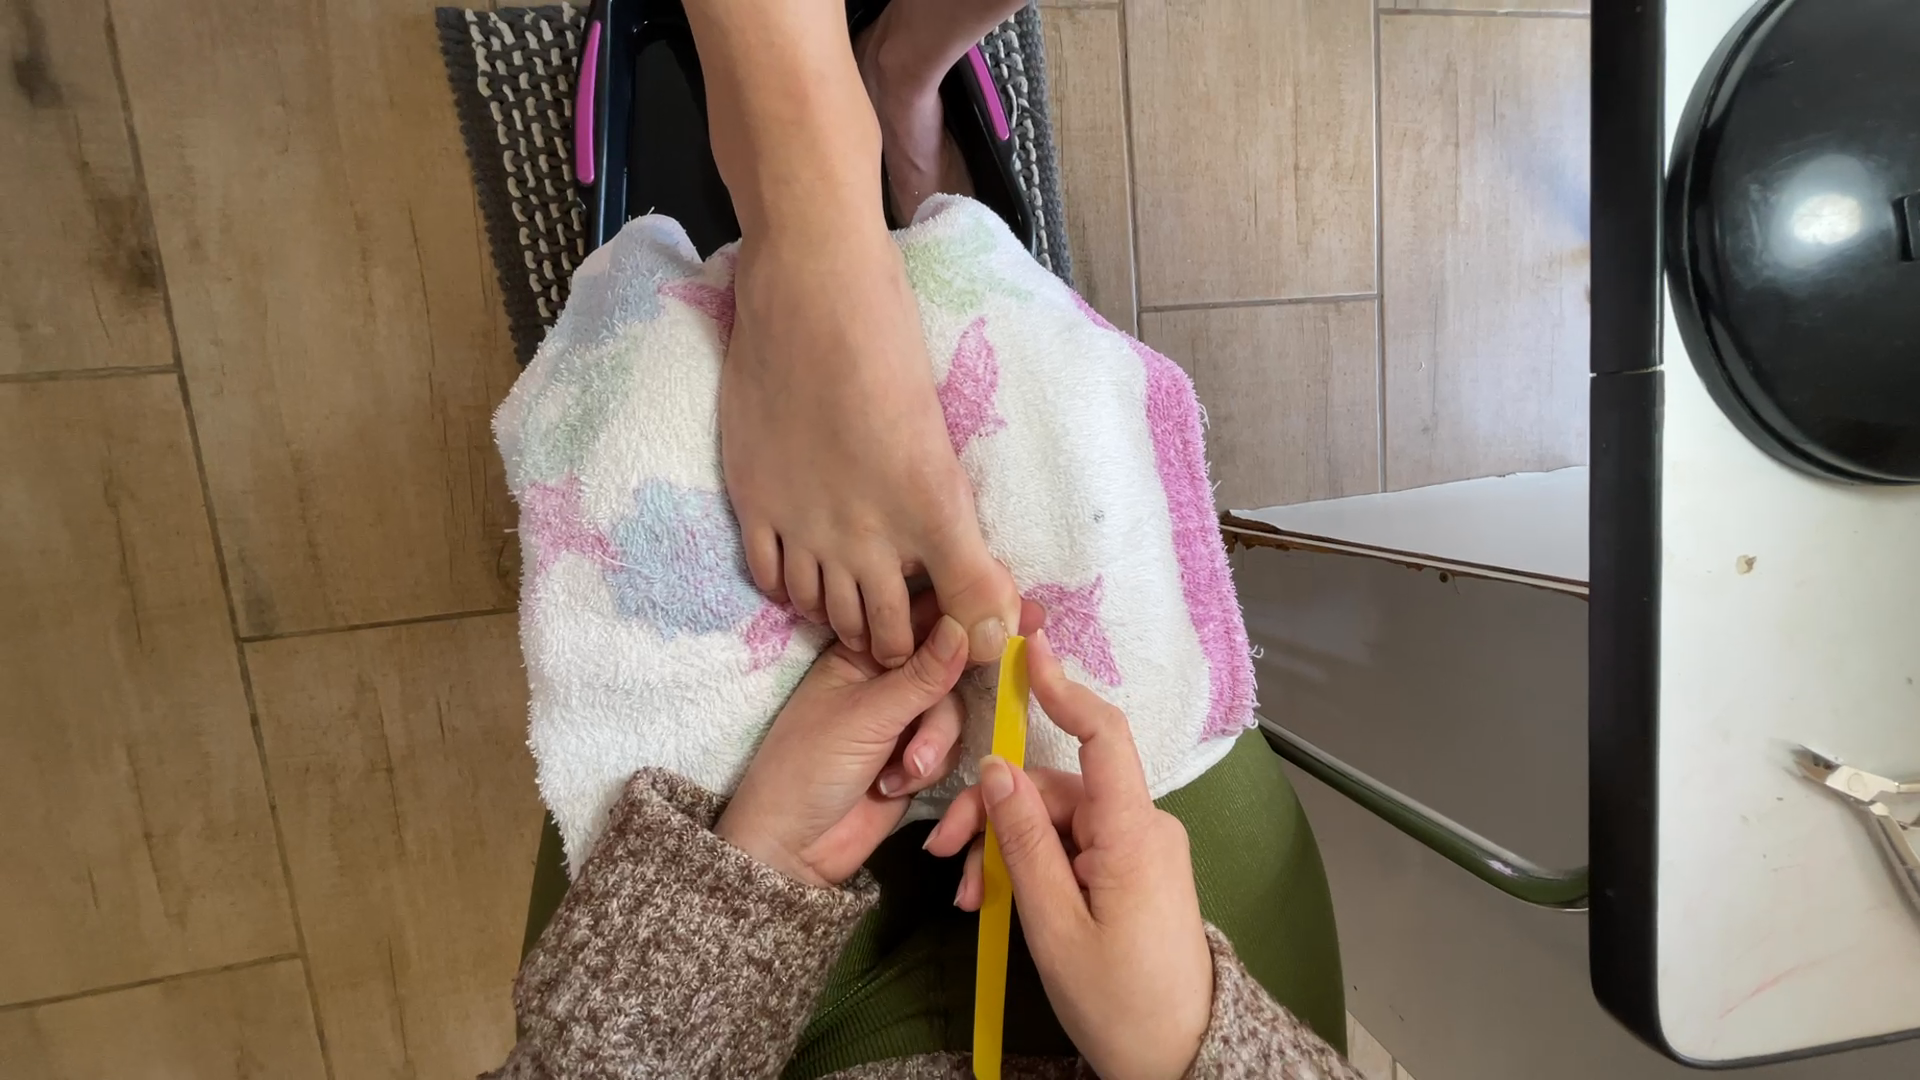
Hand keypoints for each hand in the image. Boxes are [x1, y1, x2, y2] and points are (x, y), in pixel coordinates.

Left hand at [714, 594, 967, 886]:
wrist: (793, 849)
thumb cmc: (812, 765)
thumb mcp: (867, 715)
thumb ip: (922, 674)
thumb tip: (965, 624)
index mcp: (864, 652)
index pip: (921, 621)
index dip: (960, 622)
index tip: (1000, 623)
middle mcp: (888, 679)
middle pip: (948, 670)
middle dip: (944, 708)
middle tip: (932, 735)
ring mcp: (904, 719)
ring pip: (954, 713)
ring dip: (934, 744)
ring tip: (904, 771)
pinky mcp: (917, 757)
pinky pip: (950, 748)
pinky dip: (930, 767)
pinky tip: (893, 787)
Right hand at [722, 220, 1020, 668]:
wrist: (815, 299)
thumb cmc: (894, 358)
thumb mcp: (946, 455)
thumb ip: (967, 550)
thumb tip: (1002, 619)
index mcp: (927, 524)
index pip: (952, 619)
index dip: (958, 640)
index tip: (956, 633)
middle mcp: (862, 540)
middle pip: (880, 629)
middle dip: (897, 642)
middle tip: (904, 630)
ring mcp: (802, 525)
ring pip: (824, 610)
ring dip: (846, 622)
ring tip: (858, 612)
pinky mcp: (755, 502)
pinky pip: (770, 578)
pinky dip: (792, 593)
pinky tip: (806, 582)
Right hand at [926, 631, 1212, 1079]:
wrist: (1183, 1065)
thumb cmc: (1120, 1002)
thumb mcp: (1053, 923)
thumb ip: (1023, 839)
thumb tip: (995, 768)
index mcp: (1133, 830)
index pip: (1103, 735)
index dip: (1065, 689)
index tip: (1030, 652)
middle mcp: (1140, 824)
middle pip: (1054, 789)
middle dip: (994, 814)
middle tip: (945, 854)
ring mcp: (1136, 844)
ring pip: (1055, 819)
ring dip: (1006, 848)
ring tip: (970, 898)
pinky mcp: (1128, 864)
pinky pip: (1071, 843)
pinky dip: (1032, 863)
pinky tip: (998, 897)